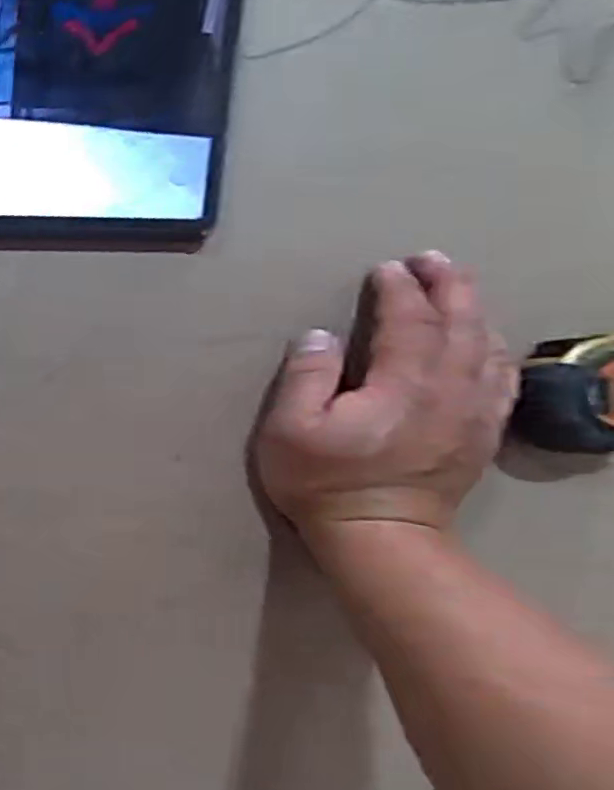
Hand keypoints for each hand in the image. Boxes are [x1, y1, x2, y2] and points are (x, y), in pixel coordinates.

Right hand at [256, 252, 516, 541]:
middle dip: (448, 287)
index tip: (385, 268)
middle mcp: (451, 389)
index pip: (408, 323)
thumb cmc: (320, 479)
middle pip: (461, 324)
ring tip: (457, 290)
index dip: (398, 291)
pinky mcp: (482, 428)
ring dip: (474, 310)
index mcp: (402, 386)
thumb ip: (306, 378)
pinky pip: (500, 374)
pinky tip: (483, 339)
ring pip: (488, 344)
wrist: (378, 529)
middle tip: (432, 259)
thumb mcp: (289, 429)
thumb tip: (319, 336)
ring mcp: (475, 409)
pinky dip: (493, 345)